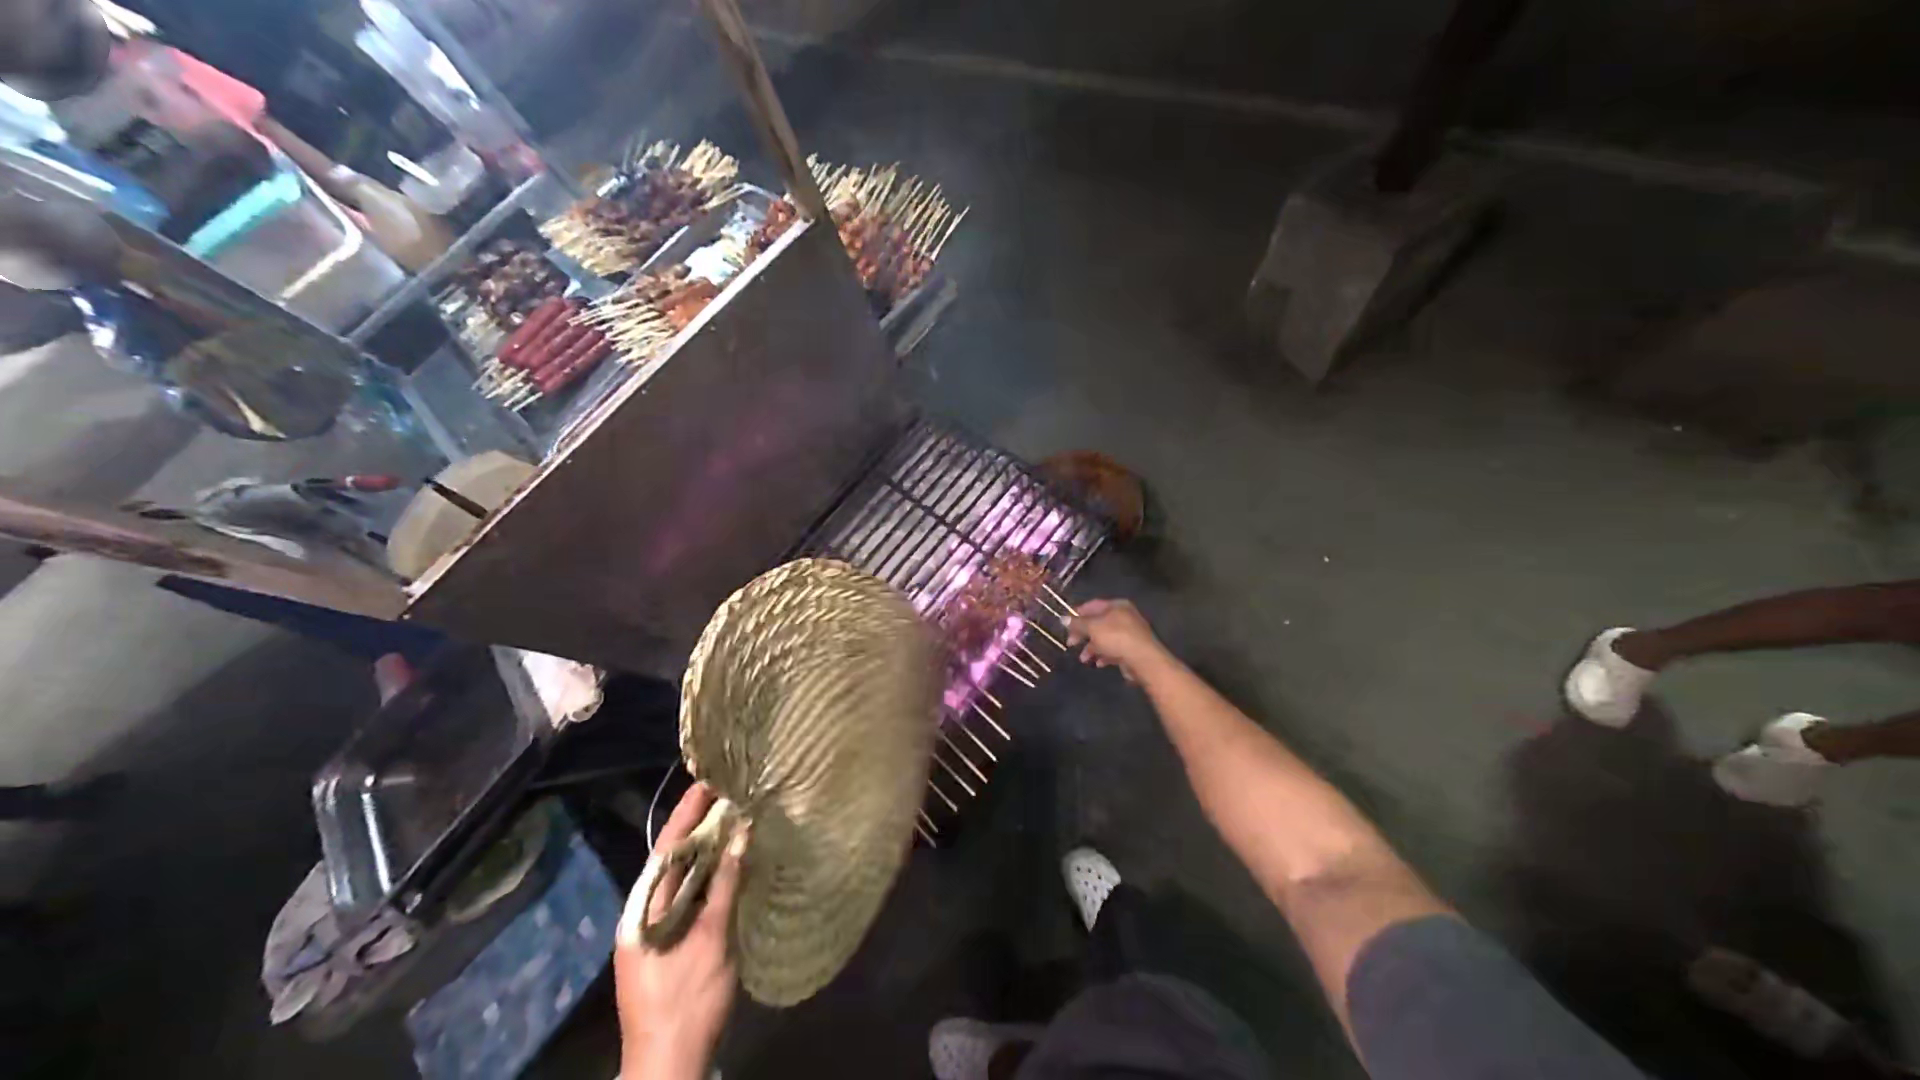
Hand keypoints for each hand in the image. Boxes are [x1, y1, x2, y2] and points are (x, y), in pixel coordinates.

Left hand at [615, 782, 745, 1079]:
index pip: (667, 849)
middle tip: (727, 793)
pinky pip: (690, 899)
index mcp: (643, 911)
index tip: (708, 780)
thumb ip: (725, 887)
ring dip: (706, 851)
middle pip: (674, 861)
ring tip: (732, 819)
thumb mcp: (711, 942)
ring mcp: (656, 933)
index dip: (688, 814)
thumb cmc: (686, 1002)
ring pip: (682, 880)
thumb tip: (740, 834)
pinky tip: (729, 866)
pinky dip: (709, 877)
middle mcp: (644, 916)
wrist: (668, 1068)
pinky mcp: (671, 946)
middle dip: (699, 827)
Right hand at [1068, 598, 1168, 681]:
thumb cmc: (1116, 637)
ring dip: (1092, 647)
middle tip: (1071, 643)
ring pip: (1105, 638)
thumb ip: (1077, 624)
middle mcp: (1124, 616)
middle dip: (1083, 634)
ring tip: (1084, 659)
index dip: (1077, 613)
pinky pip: (1114, 649)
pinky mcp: (1132, 649)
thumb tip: (1063, 619)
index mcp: (1117, 605)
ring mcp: (1129, 633)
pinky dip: (1104, 655)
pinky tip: (1098, 663)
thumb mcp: (1092, 628)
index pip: (1093, 605)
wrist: (1143, 659)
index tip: (1065, 624)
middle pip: (1098, 622)